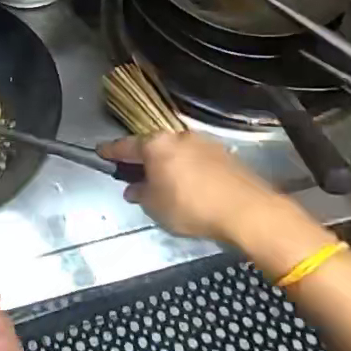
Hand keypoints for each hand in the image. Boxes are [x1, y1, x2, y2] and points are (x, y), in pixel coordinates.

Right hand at [99, 132, 288, 241]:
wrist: (249, 213)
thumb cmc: (192, 207)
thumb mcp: (154, 206)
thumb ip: (139, 193)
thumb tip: (134, 189)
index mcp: (156, 144)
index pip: (125, 146)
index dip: (111, 152)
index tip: (101, 153)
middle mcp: (180, 137)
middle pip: (153, 147)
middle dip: (144, 160)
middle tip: (135, 174)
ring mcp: (206, 144)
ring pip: (177, 153)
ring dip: (168, 165)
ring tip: (165, 185)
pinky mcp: (228, 157)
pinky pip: (198, 161)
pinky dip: (189, 171)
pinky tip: (190, 188)